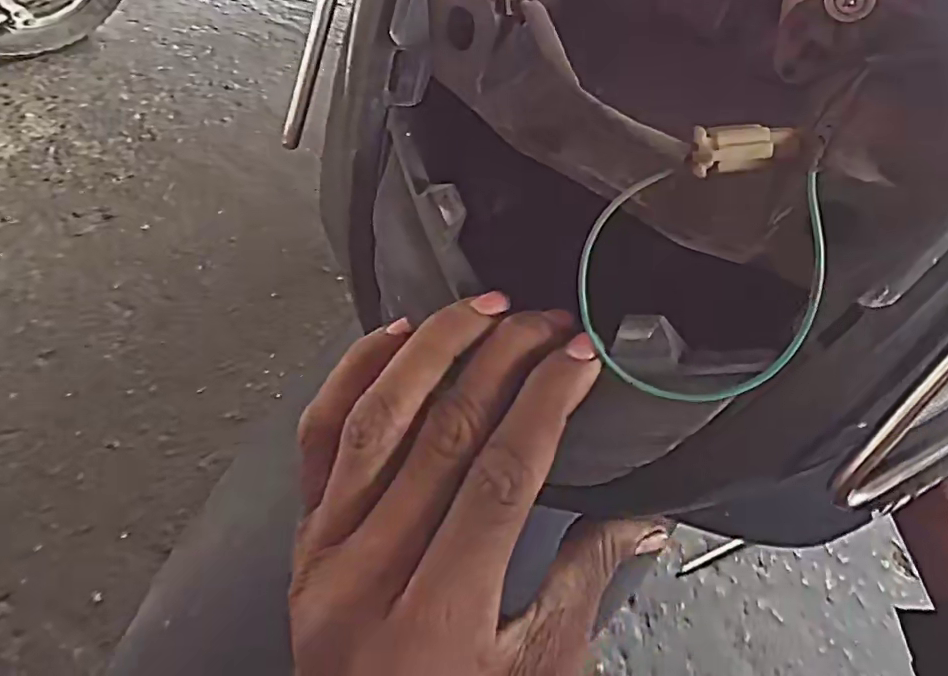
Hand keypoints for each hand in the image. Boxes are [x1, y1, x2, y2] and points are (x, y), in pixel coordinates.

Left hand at [288, 292, 668, 675]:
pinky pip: (319, 434)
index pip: (501, 473)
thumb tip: (643, 517)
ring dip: (439, 346)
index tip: (579, 356)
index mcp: (435, 622)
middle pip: (447, 430)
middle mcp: (368, 579)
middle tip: (547, 323)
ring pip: (380, 415)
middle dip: (508, 356)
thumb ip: (586, 577)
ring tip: (484, 308)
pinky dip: (357, 371)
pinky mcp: (304, 537)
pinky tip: (397, 335)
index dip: (548, 399)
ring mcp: (326, 551)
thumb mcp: (538, 671)